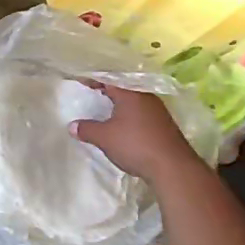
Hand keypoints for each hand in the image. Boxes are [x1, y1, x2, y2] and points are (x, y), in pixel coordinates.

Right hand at [72, 83, 204, 184]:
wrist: (172, 166)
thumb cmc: (135, 144)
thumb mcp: (105, 138)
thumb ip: (87, 129)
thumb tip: (72, 126)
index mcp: (130, 93)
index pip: (108, 79)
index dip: (93, 79)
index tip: (80, 83)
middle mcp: (145, 97)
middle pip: (123, 88)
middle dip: (107, 91)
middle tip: (91, 96)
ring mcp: (157, 110)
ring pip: (133, 101)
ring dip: (119, 105)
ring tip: (105, 112)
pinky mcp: (164, 125)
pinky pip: (141, 113)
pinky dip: (129, 116)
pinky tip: (124, 127)